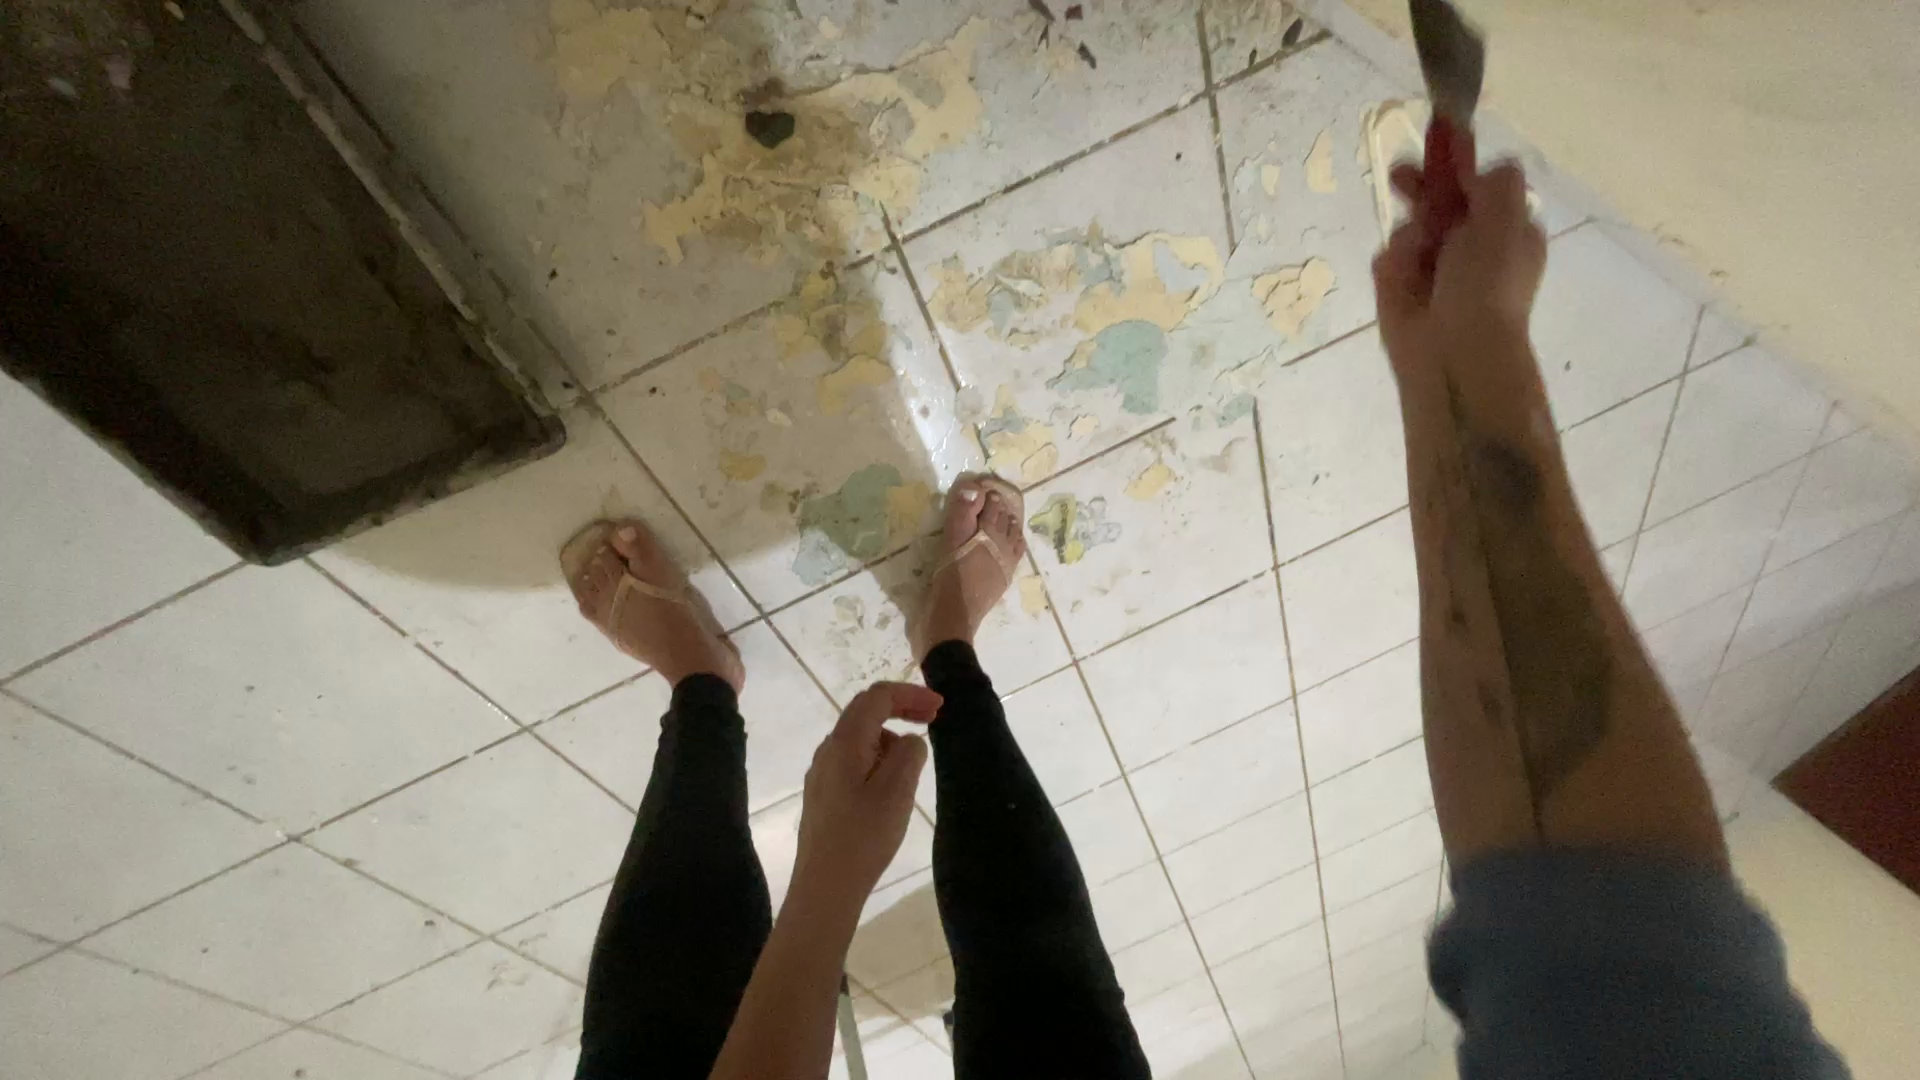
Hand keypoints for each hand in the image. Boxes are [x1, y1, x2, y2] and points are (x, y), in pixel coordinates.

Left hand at [791, 682, 941, 902]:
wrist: (824, 888)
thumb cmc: (864, 836)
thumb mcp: (898, 791)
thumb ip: (909, 753)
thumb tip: (909, 740)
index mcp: (846, 741)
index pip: (878, 697)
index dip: (911, 694)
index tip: (940, 707)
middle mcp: (828, 749)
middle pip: (865, 710)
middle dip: (901, 707)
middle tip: (933, 719)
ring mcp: (822, 771)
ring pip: (859, 735)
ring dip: (890, 733)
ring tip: (914, 760)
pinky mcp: (823, 793)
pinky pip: (853, 758)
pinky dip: (878, 754)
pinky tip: (891, 782)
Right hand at [1372, 130, 1546, 382]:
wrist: (1453, 347)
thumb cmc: (1487, 282)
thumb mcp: (1507, 220)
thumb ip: (1496, 182)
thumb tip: (1478, 169)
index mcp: (1502, 228)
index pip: (1476, 185)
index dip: (1457, 163)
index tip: (1438, 141)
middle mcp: (1465, 244)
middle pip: (1436, 201)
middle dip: (1418, 187)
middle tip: (1399, 176)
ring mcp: (1428, 267)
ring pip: (1407, 229)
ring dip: (1407, 235)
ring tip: (1413, 254)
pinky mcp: (1395, 289)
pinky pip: (1385, 260)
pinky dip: (1390, 264)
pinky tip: (1399, 277)